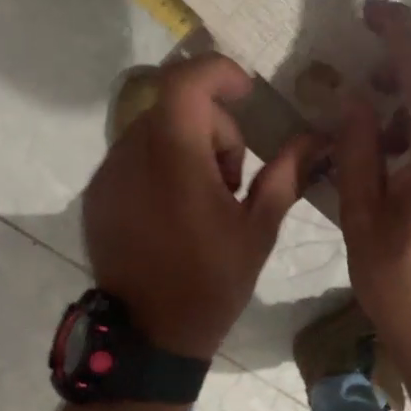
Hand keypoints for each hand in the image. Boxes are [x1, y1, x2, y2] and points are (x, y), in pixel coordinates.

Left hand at [83, 55, 321, 359]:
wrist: (149, 336)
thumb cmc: (211, 283)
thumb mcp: (258, 230)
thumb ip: (283, 174)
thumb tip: (314, 138)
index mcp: (175, 159)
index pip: (186, 81)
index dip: (218, 73)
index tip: (245, 93)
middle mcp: (131, 155)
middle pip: (175, 108)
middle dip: (212, 127)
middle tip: (233, 177)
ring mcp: (108, 176)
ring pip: (151, 131)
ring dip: (185, 147)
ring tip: (203, 200)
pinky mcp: (96, 197)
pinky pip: (131, 160)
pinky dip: (159, 168)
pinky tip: (173, 214)